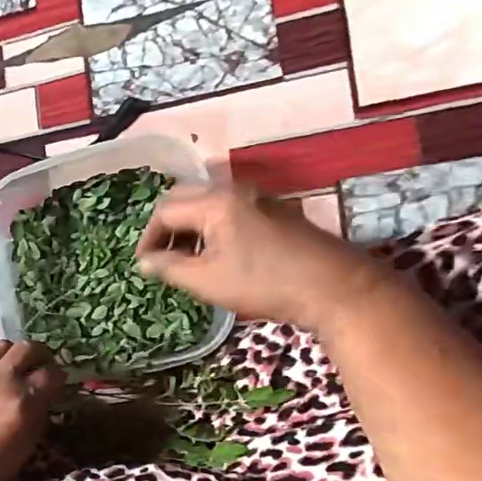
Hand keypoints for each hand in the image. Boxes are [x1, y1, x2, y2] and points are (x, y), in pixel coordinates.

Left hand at [0, 341, 63, 480]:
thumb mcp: (29, 442)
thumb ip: (40, 412)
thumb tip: (46, 395)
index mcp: (25, 400)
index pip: (52, 372)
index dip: (59, 376)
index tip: (58, 382)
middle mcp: (4, 380)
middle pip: (28, 348)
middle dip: (40, 355)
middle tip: (41, 366)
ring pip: (4, 345)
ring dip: (15, 353)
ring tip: (18, 366)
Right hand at [134, 182, 386, 330]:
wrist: (337, 288)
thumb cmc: (265, 283)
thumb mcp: (207, 281)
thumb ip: (169, 268)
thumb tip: (144, 262)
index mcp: (215, 202)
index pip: (165, 211)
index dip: (148, 238)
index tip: (144, 265)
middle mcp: (235, 191)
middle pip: (184, 199)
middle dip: (166, 227)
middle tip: (160, 257)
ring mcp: (257, 199)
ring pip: (207, 204)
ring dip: (189, 227)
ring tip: (185, 259)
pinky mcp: (274, 212)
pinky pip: (228, 210)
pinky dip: (211, 227)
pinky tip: (215, 255)